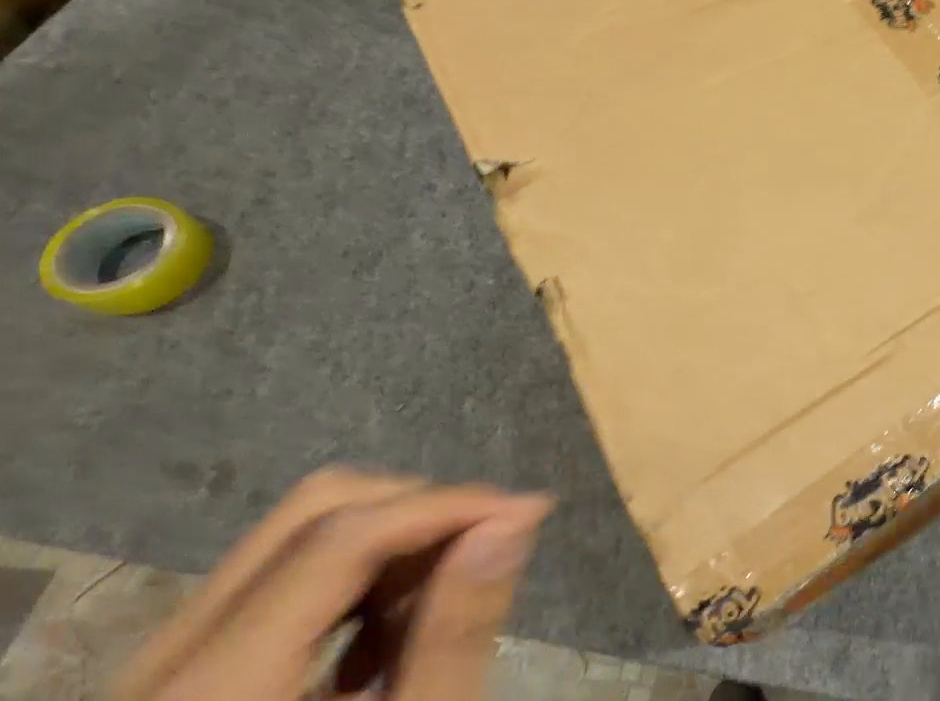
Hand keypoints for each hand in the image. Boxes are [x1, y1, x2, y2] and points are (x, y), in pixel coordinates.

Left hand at [114, 467, 551, 700]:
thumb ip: (457, 633)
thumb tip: (513, 519)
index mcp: (215, 688)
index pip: (342, 536)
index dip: (445, 506)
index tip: (529, 511)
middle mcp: (164, 660)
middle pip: (313, 512)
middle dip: (419, 511)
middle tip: (487, 550)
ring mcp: (161, 664)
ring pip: (295, 534)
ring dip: (390, 545)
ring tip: (438, 611)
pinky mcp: (178, 672)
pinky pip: (275, 576)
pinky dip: (352, 580)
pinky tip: (385, 643)